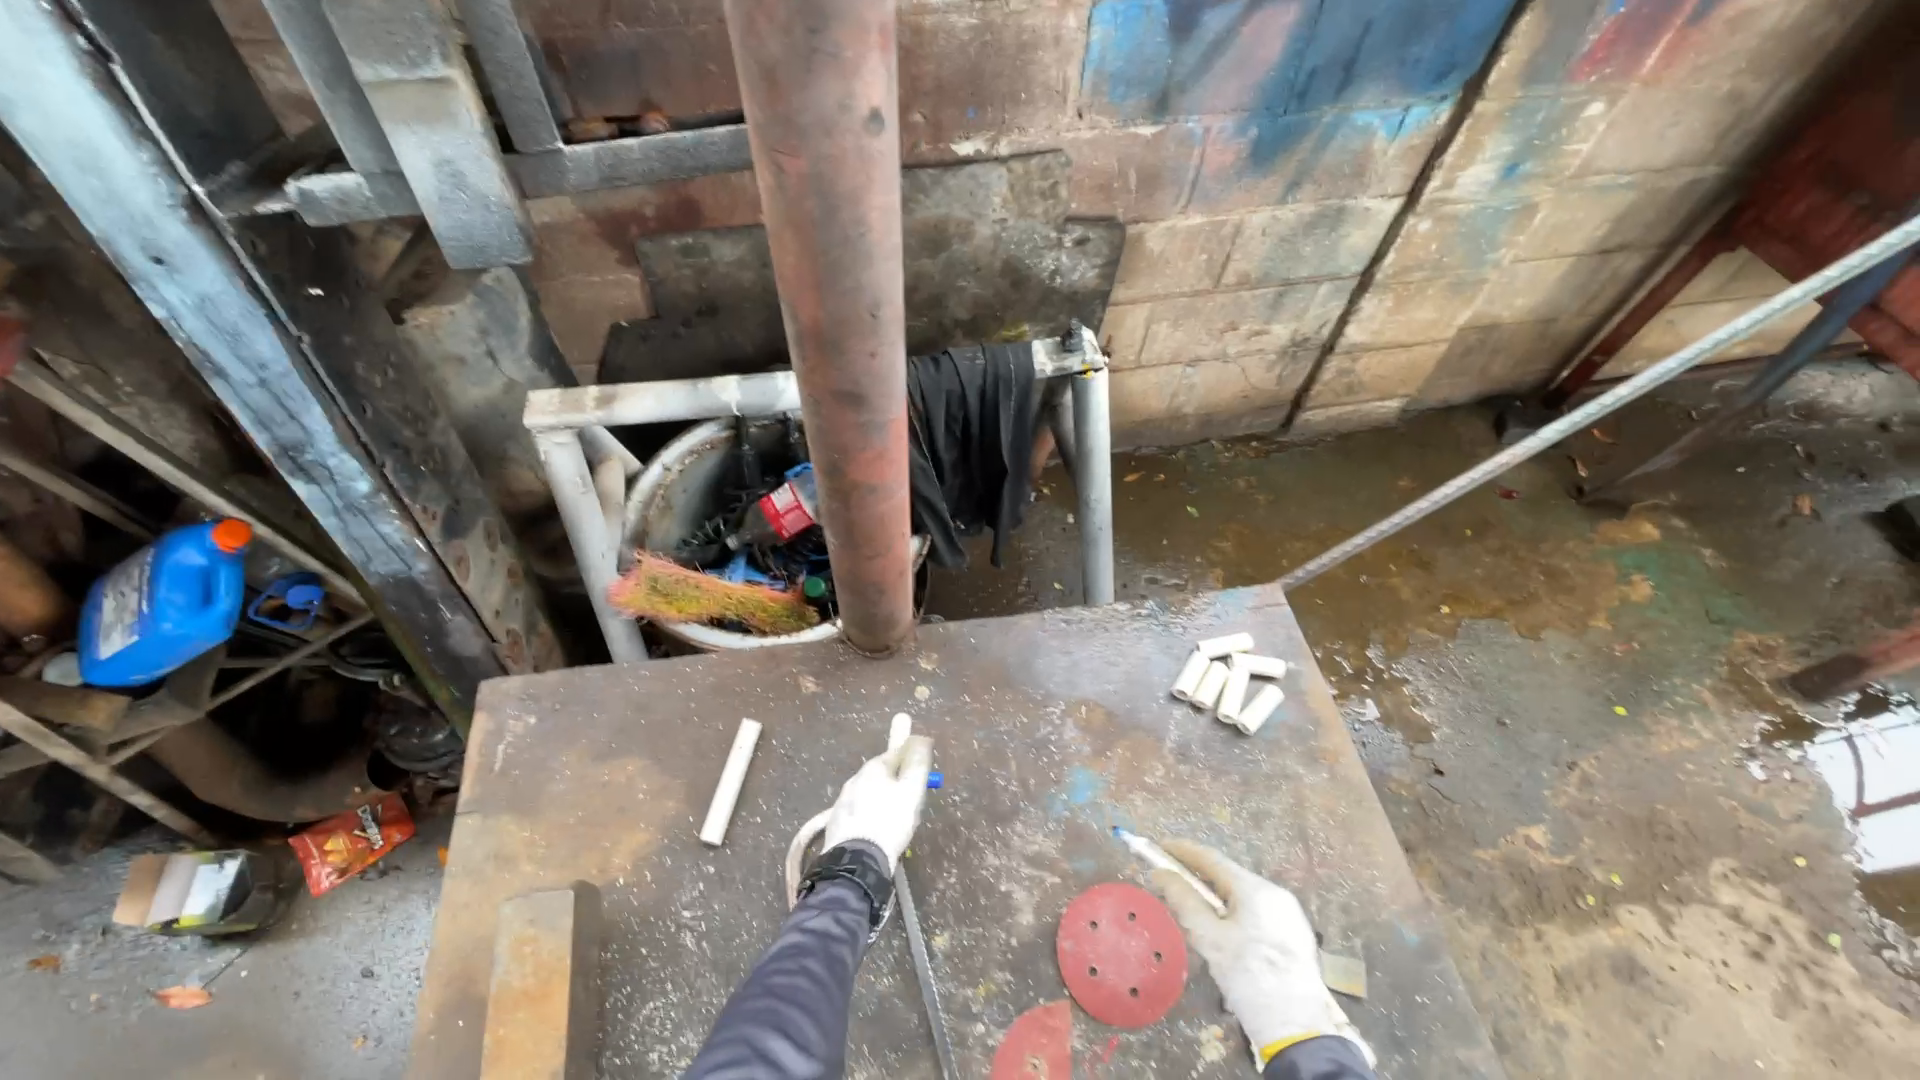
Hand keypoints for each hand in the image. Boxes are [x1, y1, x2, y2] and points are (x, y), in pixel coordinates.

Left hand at [819, 735, 932, 871]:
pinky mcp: (835, 824)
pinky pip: (858, 815)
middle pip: (880, 776)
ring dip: (881, 802)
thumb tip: (920, 737)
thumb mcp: (912, 789)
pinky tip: (875, 833)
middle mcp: (854, 780)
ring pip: (868, 796)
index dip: (908, 760)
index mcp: (873, 768)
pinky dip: (869, 819)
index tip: (919, 772)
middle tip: (909, 803)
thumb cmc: (890, 821)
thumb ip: (917, 762)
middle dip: (895, 784)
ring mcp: (842, 803)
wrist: (856, 860)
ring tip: (894, 823)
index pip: (894, 754)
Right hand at [1149, 840, 1374, 1068]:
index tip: (1158, 847)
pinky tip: (1223, 932)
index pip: (1211, 858)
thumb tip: (1161, 874)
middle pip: (1228, 877)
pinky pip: (1256, 913)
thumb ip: (1183, 901)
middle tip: (1170, 883)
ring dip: (1215, 898)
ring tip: (1193, 911)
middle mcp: (1275, 893)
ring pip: (1242, 896)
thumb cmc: (1248, 978)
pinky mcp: (1294, 934)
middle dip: (1197, 878)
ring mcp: (1288, 914)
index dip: (1182, 851)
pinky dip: (1234, 913)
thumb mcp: (1209, 939)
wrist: (1297, 1029)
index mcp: (1256, 889)